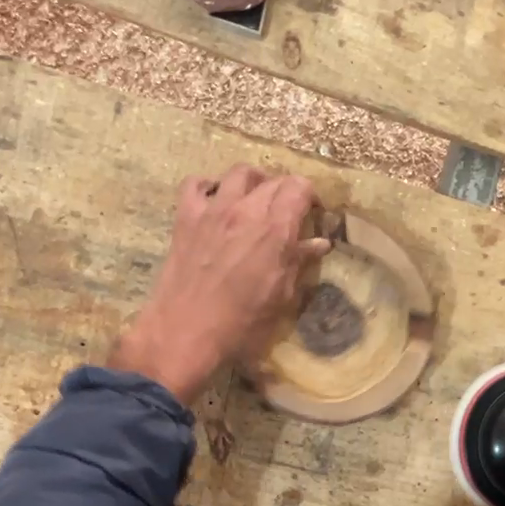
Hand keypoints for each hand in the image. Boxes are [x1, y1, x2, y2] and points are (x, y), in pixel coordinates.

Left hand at [108, 165, 331, 402]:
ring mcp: (212, 210)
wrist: (186, 333)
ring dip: (254, 182)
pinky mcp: (186, 217)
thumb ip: (298, 263)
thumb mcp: (281, 298)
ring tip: (256, 199)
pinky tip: (216, 201)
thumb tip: (319, 244)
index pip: (299, 188)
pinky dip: (210, 186)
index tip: (312, 214)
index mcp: (275, 230)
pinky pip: (196, 184)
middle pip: (273, 180)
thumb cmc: (242, 324)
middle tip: (289, 213)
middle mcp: (246, 210)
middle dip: (287, 192)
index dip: (310, 197)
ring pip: (239, 173)